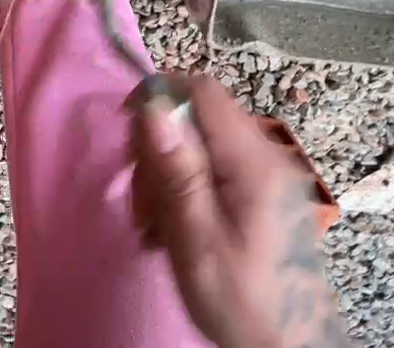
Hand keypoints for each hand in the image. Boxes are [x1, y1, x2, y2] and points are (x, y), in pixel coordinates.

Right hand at [131, 75, 353, 347]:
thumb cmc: (241, 301)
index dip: (158, 93)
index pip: (201, 90)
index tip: (127, 129)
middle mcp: (265, 156)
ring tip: (154, 220)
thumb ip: (178, 171)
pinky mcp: (262, 191)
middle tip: (141, 196)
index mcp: (253, 164)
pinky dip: (185, 182)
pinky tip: (173, 222)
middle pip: (195, 114)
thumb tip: (153, 106)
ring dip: (166, 169)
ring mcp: (266, 174)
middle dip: (157, 144)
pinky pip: (212, 163)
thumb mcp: (198, 241)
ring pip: (198, 139)